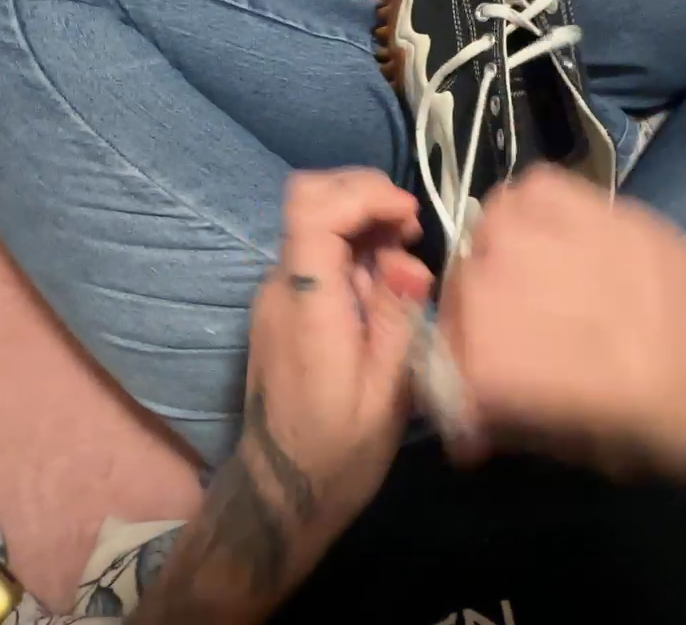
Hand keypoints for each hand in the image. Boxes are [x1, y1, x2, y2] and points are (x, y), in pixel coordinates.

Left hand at [219, 169, 434, 588]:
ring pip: (316, 219)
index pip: (314, 211)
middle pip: (310, 197)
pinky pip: (317, 250)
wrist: (280, 490)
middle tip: (409, 232)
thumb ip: (397, 317)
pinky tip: (383, 282)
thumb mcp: (387, 392)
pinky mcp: (283, 301)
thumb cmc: (340, 450)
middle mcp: (281, 284)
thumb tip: (408, 263)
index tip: (408, 216)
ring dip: (364, 222)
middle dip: (367, 197)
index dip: (364, 195)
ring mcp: (276, 290)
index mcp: (307, 304)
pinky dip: (353, 246)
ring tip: (404, 262)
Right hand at [438, 166, 685, 473]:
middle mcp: (560, 293)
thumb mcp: (594, 452)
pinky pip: (524, 191)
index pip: (455, 359)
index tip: (469, 408)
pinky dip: (517, 214)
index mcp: (561, 371)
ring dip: (487, 267)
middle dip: (466, 329)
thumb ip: (515, 426)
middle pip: (463, 292)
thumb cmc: (685, 428)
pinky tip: (538, 242)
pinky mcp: (602, 202)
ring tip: (515, 290)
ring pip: (484, 235)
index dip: (450, 387)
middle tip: (497, 348)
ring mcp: (582, 236)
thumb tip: (460, 422)